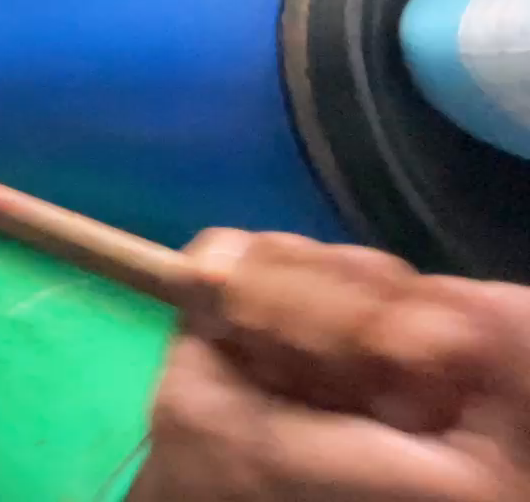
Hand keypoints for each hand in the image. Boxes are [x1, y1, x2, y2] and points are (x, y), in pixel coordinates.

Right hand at [130, 231, 529, 500]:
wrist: (231, 474)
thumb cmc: (354, 484)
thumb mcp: (472, 473)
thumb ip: (510, 387)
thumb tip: (491, 293)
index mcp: (441, 347)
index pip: (443, 294)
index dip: (409, 336)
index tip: (394, 400)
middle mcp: (375, 306)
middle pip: (366, 265)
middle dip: (333, 330)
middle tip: (322, 388)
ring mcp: (295, 285)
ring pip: (294, 250)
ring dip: (271, 318)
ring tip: (270, 366)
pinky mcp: (224, 274)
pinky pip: (228, 244)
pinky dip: (221, 285)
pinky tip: (226, 329)